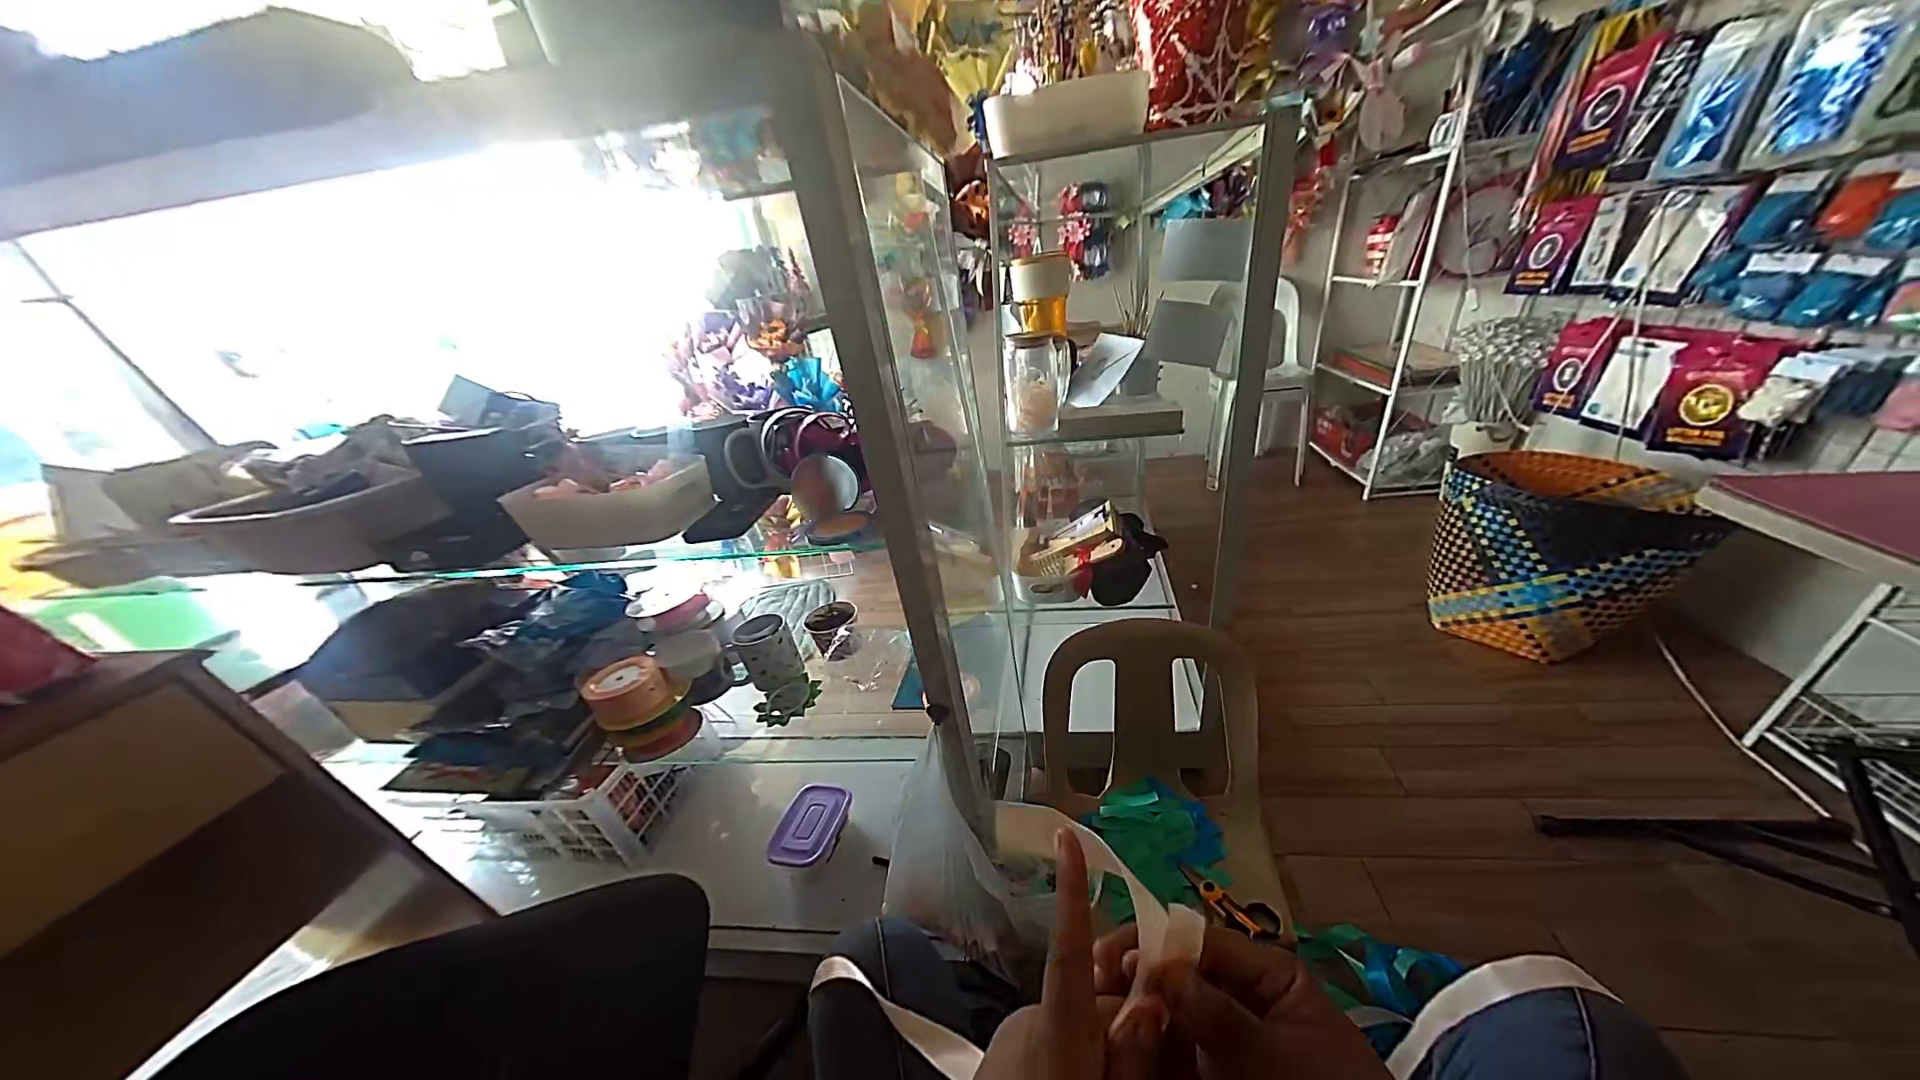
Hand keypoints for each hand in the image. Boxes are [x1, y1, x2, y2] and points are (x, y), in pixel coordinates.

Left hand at [976, 828, 1167, 1079]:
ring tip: (1118, 1071)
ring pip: (1078, 1014)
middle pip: (1097, 993)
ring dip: (1104, 1035)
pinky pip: (1053, 1030)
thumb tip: (1154, 1002)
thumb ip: (1136, 1061)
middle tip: (1163, 1048)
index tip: (1066, 837)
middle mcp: (1031, 1020)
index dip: (1069, 892)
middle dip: (1130, 1008)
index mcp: (1057, 1033)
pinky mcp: (1005, 1043)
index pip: (1067, 950)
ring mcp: (1012, 1031)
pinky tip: (1086, 1073)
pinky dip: (1077, 1044)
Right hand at [1094, 924, 1388, 1079]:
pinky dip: (1148, 1043)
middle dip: (1136, 973)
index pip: (1201, 940)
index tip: (1111, 957)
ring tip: (1100, 1010)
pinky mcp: (1212, 1066)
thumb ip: (1218, 1012)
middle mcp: (1240, 994)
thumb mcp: (1278, 1056)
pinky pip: (1175, 1046)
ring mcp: (1225, 1034)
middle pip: (1178, 969)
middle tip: (1095, 983)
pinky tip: (1121, 1044)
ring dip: (1135, 1008)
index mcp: (1266, 972)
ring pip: (1170, 1008)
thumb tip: (1155, 965)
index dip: (1154, 943)